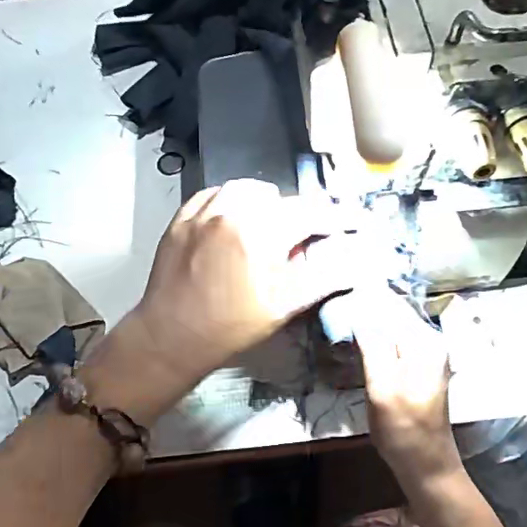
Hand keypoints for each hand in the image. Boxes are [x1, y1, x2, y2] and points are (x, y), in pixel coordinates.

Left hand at [106, 181, 352, 415]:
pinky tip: (235, 218)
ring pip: (244, 189)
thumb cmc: (231, 326)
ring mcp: (202, 213)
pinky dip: (230, 200)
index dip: (334, 219)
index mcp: (260, 234)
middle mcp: (231, 213)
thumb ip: (322, 278)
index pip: (309, 214)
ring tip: (271, 222)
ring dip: (264, 201)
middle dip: (298, 213)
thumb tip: (355, 262)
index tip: (349, 223)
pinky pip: (212, 194)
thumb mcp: (283, 306)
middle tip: (307, 233)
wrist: (171, 337)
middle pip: (278, 198)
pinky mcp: (181, 219)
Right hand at [354, 289, 462, 492]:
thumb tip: (360, 318)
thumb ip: (374, 349)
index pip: (390, 310)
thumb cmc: (403, 429)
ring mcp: (426, 358)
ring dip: (369, 327)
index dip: (364, 304)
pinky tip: (359, 344)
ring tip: (343, 321)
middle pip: (392, 318)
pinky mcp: (417, 371)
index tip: (340, 298)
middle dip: (366, 312)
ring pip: (391, 332)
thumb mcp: (383, 388)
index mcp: (426, 343)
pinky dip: (376, 342)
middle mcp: (430, 344)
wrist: (425, 465)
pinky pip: (393, 346)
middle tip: (336, 308)